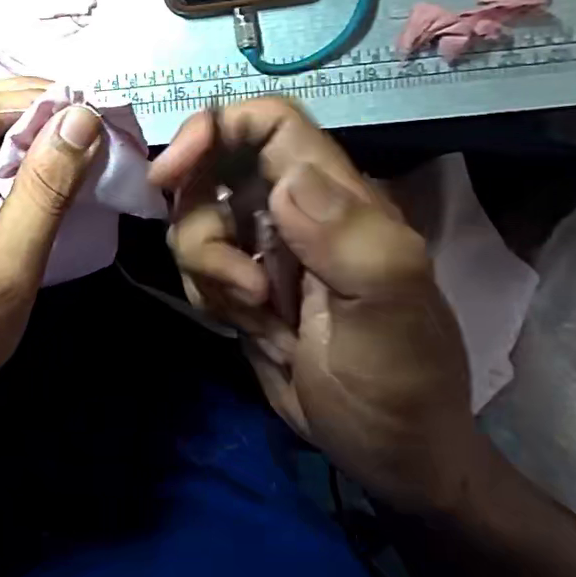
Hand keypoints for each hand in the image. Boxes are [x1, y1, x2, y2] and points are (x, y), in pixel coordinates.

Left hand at [0, 79, 104, 473]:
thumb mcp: (9, 262)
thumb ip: (46, 187)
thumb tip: (83, 117)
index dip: (31, 101)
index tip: (90, 106)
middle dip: (30, 107)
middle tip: (89, 115)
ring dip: (26, 128)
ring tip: (79, 131)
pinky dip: (16, 154)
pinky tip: (51, 158)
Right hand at [151, 97, 482, 507]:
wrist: (391, 453)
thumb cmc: (402, 382)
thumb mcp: (391, 312)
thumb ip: (350, 239)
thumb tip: (286, 181)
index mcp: (335, 196)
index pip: (268, 123)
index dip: (216, 127)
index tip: (173, 171)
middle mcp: (294, 209)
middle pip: (212, 172)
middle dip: (201, 225)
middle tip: (239, 285)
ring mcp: (265, 247)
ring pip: (195, 222)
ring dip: (209, 273)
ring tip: (262, 319)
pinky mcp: (243, 283)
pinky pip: (196, 267)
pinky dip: (209, 297)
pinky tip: (255, 331)